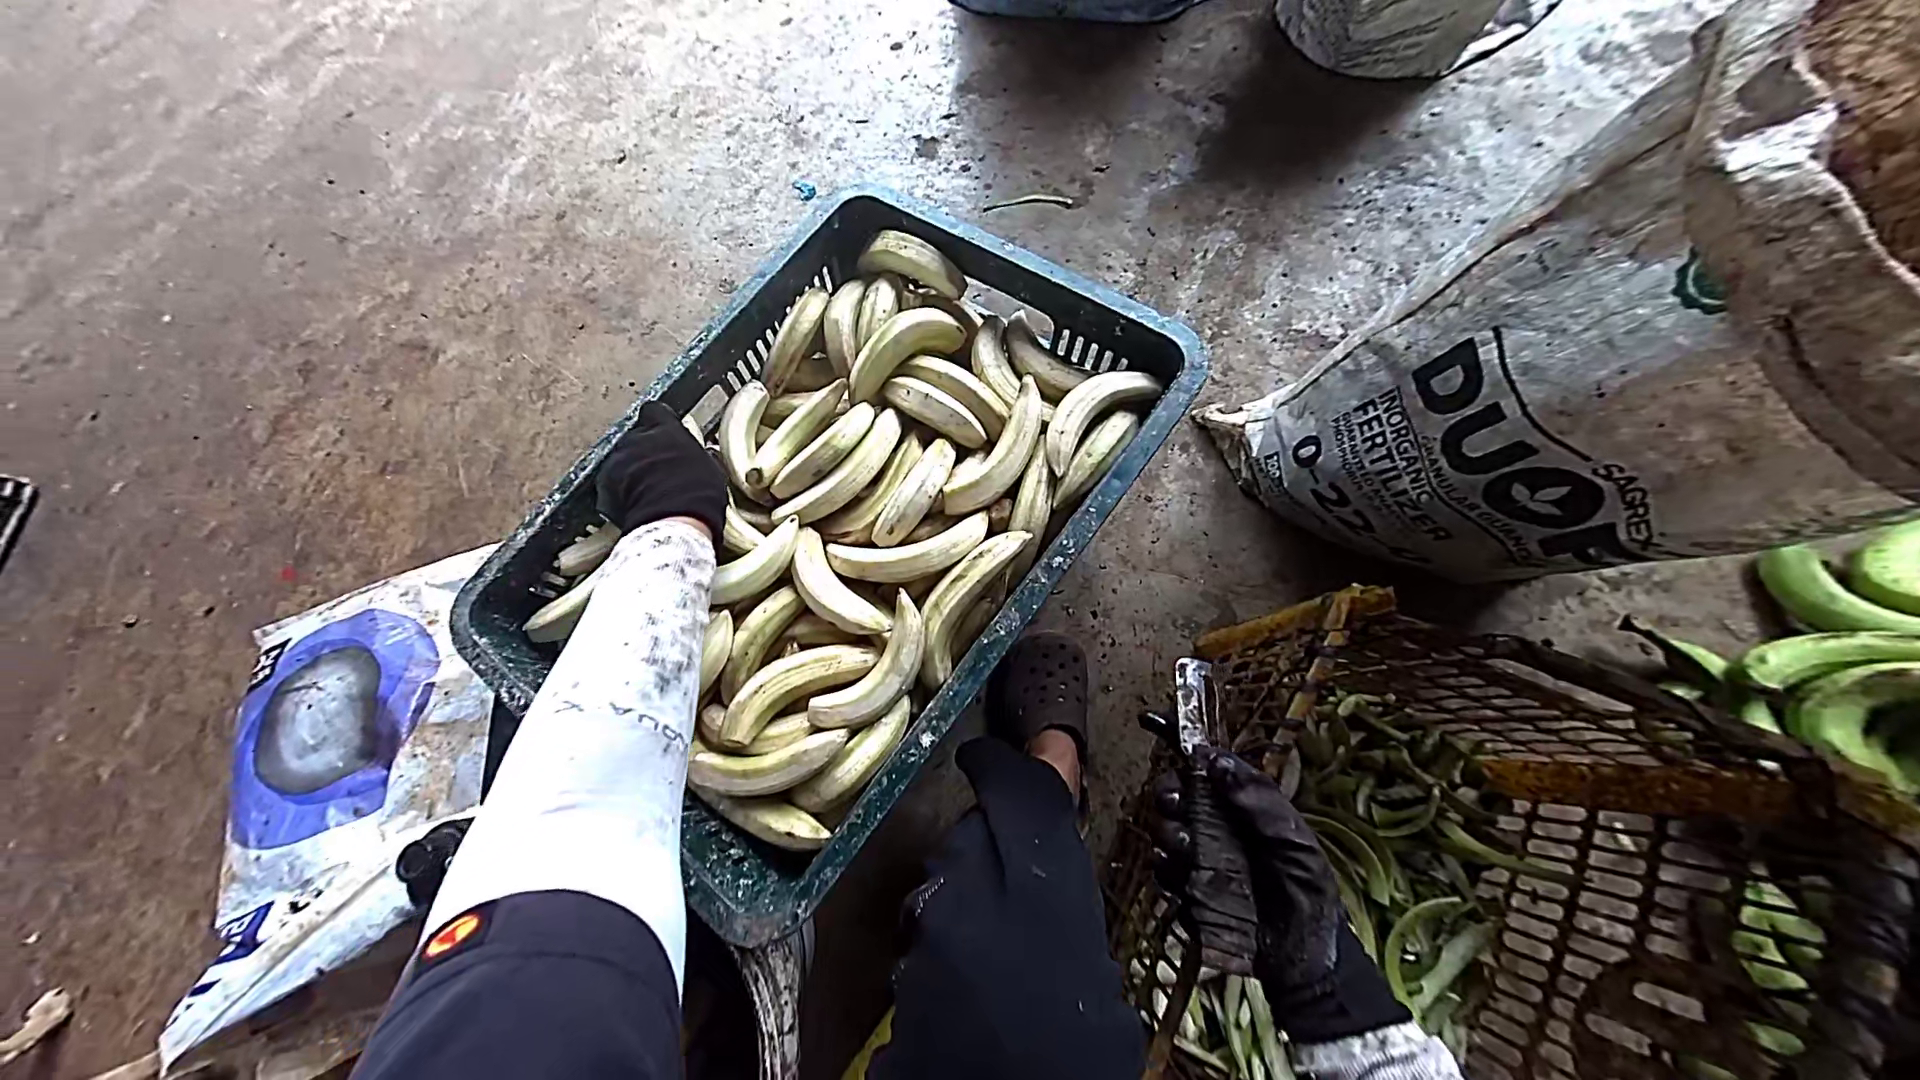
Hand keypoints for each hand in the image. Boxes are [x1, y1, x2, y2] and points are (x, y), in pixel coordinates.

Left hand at [595, 402, 726, 543]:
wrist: (674, 523)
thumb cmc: (697, 495)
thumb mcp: (710, 468)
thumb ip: (698, 454)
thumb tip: (704, 455)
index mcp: (665, 429)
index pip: (655, 411)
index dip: (660, 421)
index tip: (666, 431)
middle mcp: (636, 439)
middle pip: (637, 437)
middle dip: (647, 449)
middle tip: (663, 468)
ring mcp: (617, 461)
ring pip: (623, 460)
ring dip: (633, 470)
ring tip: (652, 490)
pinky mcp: (604, 485)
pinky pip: (611, 483)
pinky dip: (620, 491)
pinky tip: (638, 503)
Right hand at [1150, 747, 1408, 1042]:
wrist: (1307, 958)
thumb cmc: (1308, 889)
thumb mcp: (1296, 840)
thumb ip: (1259, 798)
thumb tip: (1214, 759)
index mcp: (1238, 801)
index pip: (1204, 761)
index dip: (1177, 736)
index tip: (1152, 720)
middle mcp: (1212, 821)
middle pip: (1171, 789)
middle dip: (1166, 791)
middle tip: (1176, 803)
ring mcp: (1196, 854)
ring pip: (1162, 827)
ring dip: (1168, 832)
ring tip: (1190, 850)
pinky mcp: (1185, 887)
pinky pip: (1161, 870)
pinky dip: (1167, 870)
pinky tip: (1187, 881)